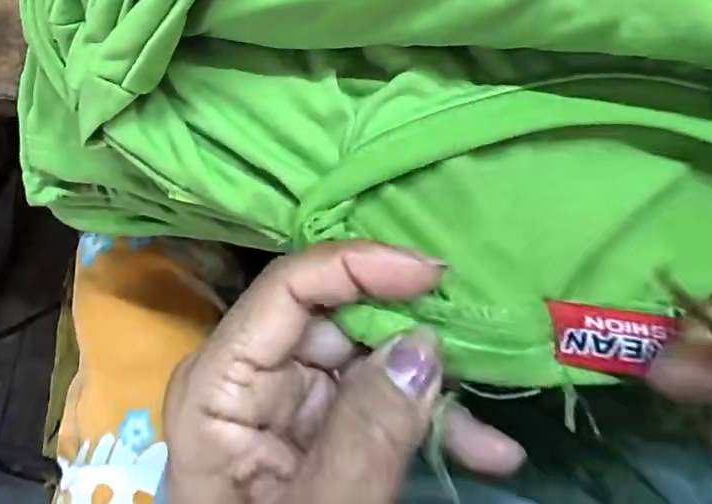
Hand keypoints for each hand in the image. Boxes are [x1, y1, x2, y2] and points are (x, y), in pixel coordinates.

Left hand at [162, 241, 526, 503]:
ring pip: (366, 357)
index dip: (357, 265)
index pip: (288, 288)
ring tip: (489, 403)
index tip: (428, 271)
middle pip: (334, 317)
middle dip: (405, 325)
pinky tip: (486, 447)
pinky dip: (429, 420)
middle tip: (473, 335)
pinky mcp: (320, 431)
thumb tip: (421, 345)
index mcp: (222, 380)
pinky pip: (378, 403)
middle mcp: (251, 373)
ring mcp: (288, 402)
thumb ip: (365, 433)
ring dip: (431, 381)